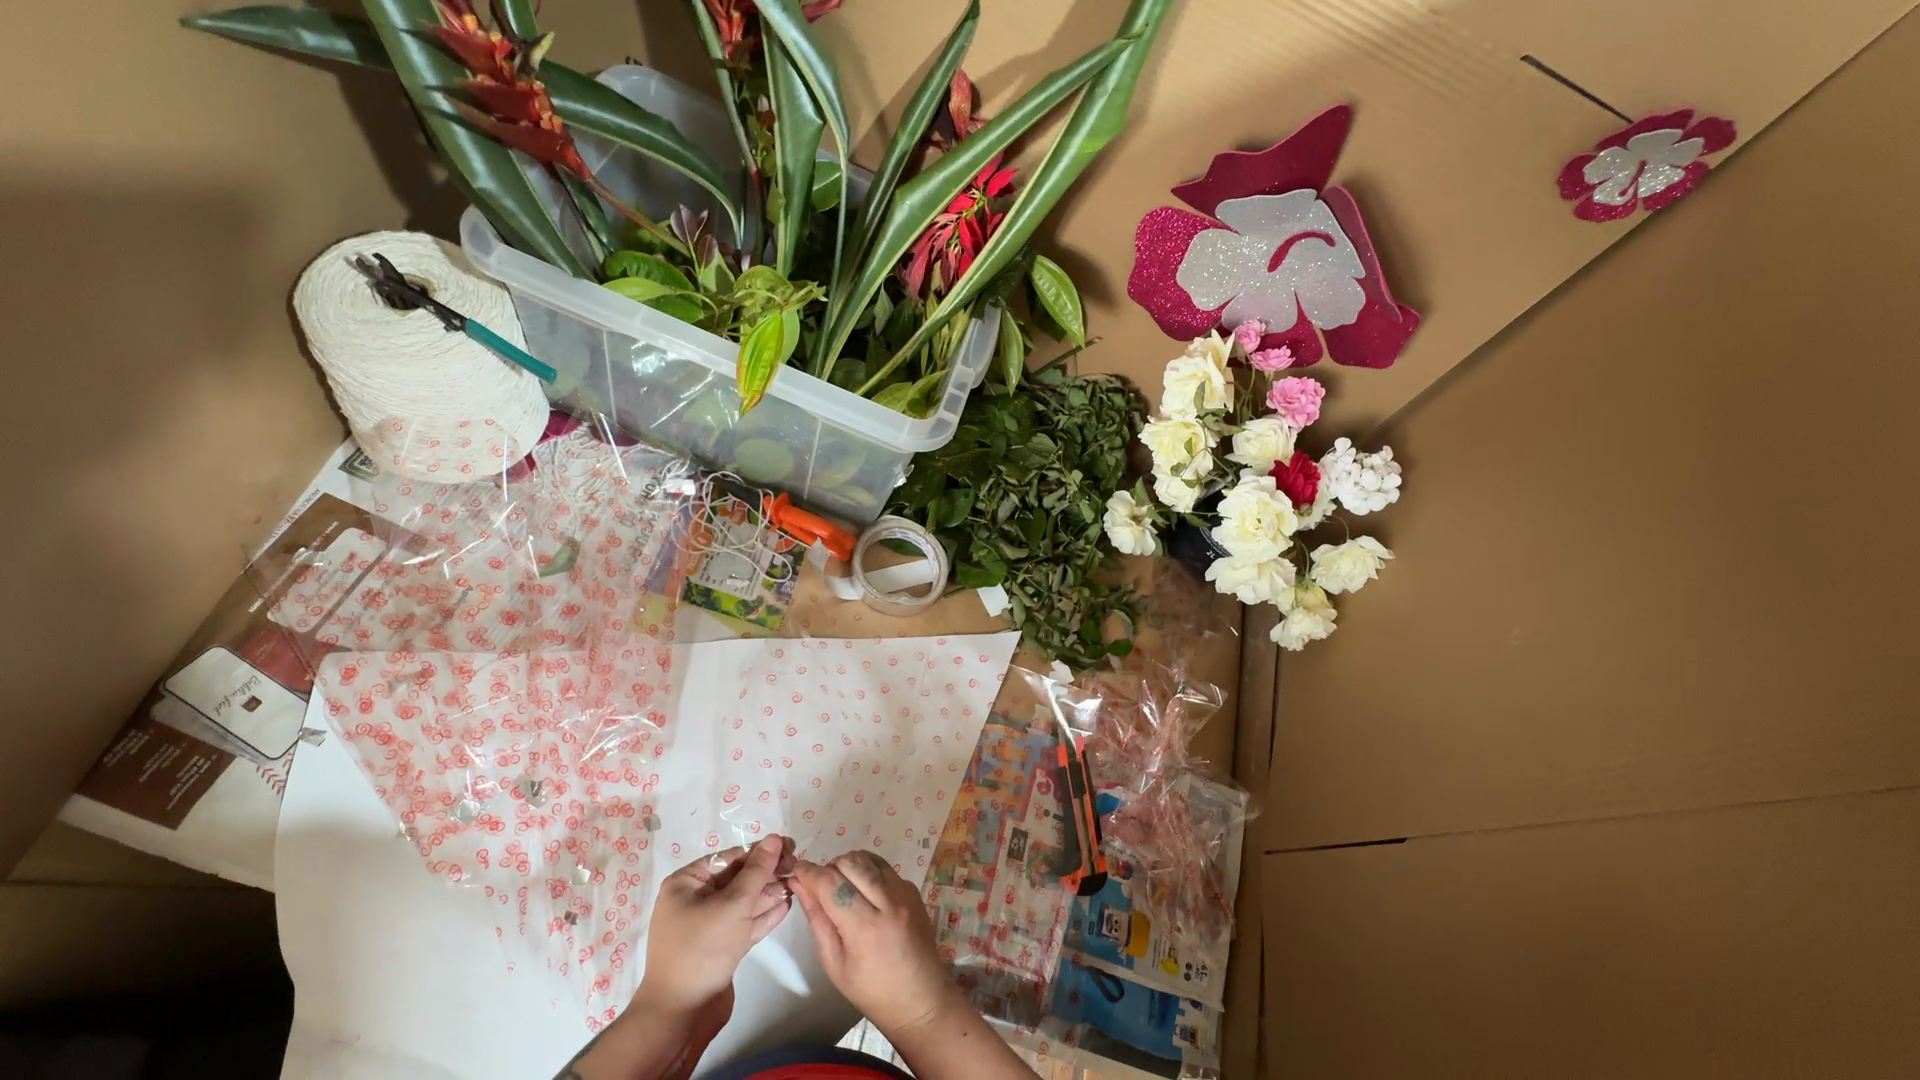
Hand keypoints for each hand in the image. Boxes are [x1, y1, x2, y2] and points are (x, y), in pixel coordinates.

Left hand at [638, 835, 796, 1014]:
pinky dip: (763, 915)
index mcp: (686, 884)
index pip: (728, 857)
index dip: (760, 851)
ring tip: (797, 882)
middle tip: (798, 865)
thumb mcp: (733, 904)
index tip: (790, 846)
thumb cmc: (702, 948)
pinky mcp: (720, 948)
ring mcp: (707, 926)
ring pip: (743, 902)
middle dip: (766, 872)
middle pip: (736, 879)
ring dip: (769, 893)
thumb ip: (757, 871)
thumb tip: (774, 838)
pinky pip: (744, 924)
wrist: (682, 1013)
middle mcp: (694, 901)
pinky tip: (787, 906)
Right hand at [791, 850, 958, 1037]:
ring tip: (842, 887)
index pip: (830, 883)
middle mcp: (888, 903)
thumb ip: (817, 920)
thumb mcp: (834, 964)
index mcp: (864, 927)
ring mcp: (904, 893)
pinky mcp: (914, 890)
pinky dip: (868, 871)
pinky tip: (864, 892)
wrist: (921, 998)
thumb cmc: (872, 991)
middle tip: (821, 885)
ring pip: (869, 858)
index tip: (796, 871)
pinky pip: (885, 867)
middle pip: (850, 862)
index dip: (808, 872)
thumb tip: (799, 885)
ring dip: (849, 865)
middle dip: (829, 867)